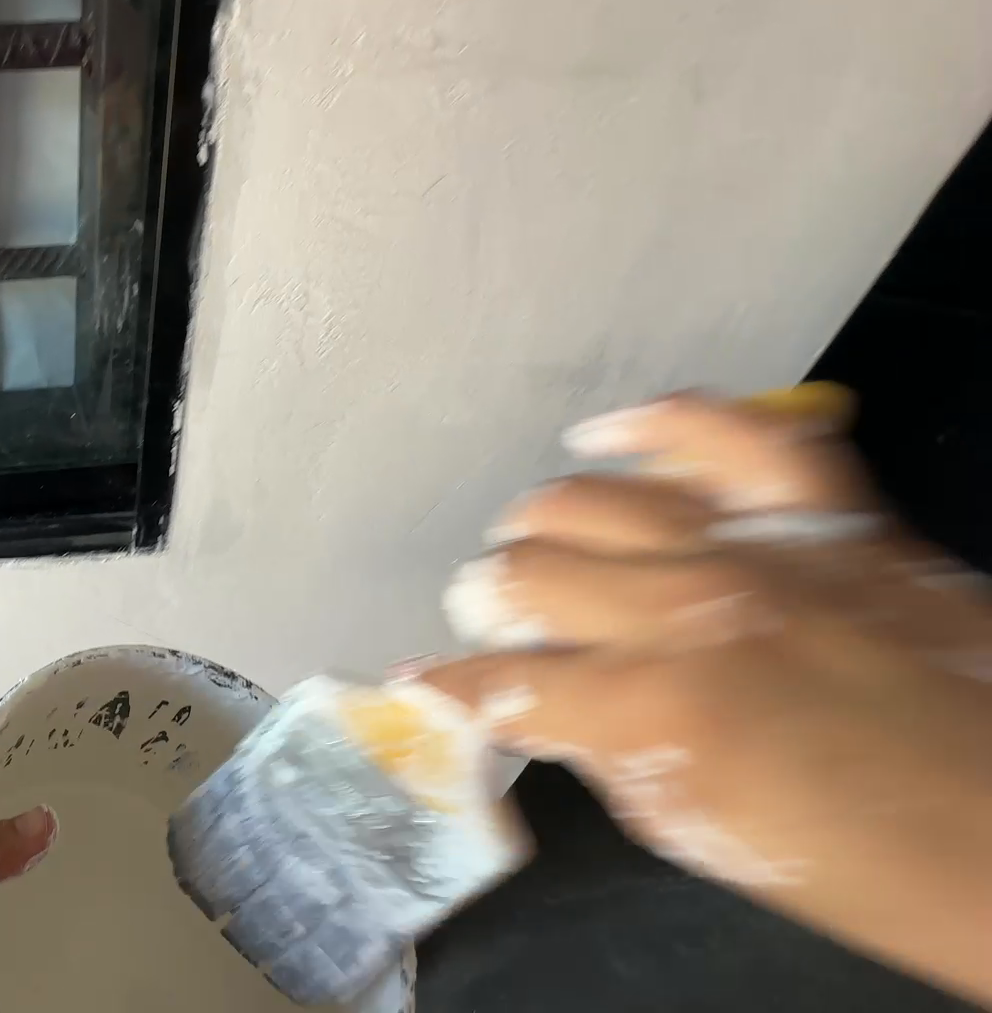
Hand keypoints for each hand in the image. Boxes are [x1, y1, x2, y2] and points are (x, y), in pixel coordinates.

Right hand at [417, 391, 991, 1004]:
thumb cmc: (866, 862)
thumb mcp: (692, 829)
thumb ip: (588, 745)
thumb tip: (514, 698)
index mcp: (658, 707)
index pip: (498, 680)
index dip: (445, 687)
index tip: (420, 685)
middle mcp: (690, 610)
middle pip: (522, 573)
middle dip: (484, 608)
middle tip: (497, 630)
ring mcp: (761, 550)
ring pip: (580, 501)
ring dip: (534, 537)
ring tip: (537, 559)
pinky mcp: (829, 518)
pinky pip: (728, 433)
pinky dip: (656, 423)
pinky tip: (602, 437)